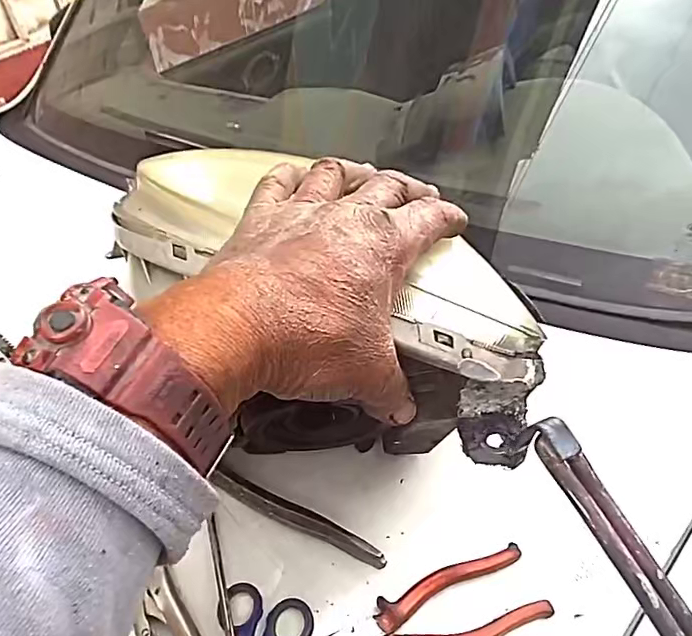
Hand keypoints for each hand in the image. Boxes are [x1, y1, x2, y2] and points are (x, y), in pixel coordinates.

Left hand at [136, 158, 468, 424]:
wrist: (238, 330)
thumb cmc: (301, 337)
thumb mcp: (366, 376)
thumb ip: (391, 392)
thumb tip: (399, 407)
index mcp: (383, 247)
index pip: (429, 220)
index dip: (447, 218)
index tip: (452, 220)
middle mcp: (344, 219)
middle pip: (386, 186)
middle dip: (408, 189)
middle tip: (416, 195)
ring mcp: (300, 215)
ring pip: (335, 174)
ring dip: (354, 172)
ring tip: (363, 176)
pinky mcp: (260, 221)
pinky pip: (278, 182)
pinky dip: (289, 176)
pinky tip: (293, 176)